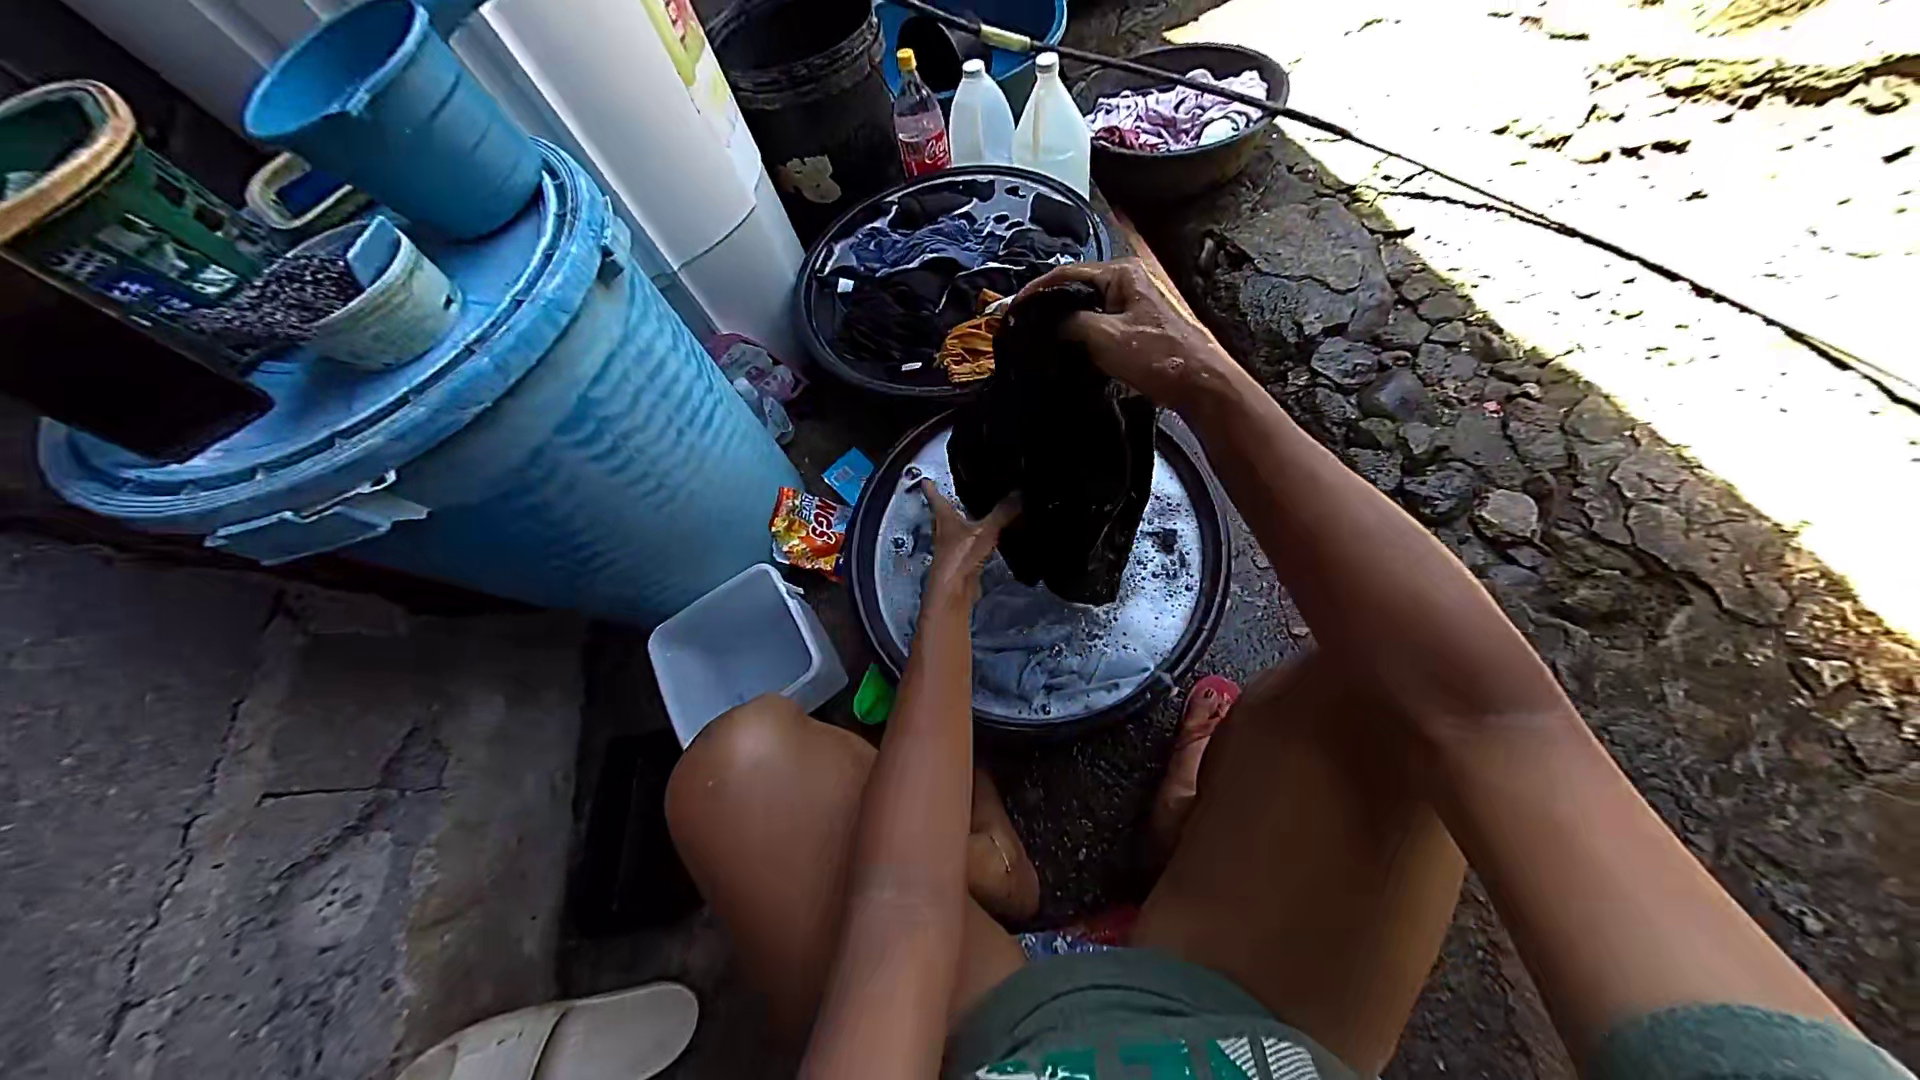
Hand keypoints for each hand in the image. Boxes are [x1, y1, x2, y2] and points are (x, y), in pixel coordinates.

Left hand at [920, 480, 1017, 611]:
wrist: (954, 592)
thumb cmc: (958, 557)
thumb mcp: (984, 529)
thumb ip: (1003, 511)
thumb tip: (1020, 493)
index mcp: (944, 518)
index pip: (936, 499)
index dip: (931, 489)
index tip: (926, 480)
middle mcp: (946, 532)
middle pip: (947, 514)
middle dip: (951, 504)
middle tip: (957, 494)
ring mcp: (955, 549)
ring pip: (962, 530)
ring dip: (970, 522)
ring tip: (981, 512)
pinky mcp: (966, 563)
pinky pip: (976, 545)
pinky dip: (984, 539)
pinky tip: (995, 539)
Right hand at [1018, 259, 1240, 412]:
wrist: (1200, 384)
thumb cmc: (1157, 356)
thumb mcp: (1103, 337)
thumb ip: (1070, 324)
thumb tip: (1050, 323)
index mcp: (1123, 273)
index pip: (1067, 273)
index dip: (1036, 290)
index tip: (1013, 308)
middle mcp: (1130, 281)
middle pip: (1077, 288)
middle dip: (1050, 305)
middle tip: (1023, 323)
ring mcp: (1136, 304)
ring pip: (1089, 308)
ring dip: (1066, 322)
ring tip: (1039, 336)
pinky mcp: (1139, 326)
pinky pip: (1101, 324)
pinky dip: (1082, 334)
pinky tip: (1068, 348)